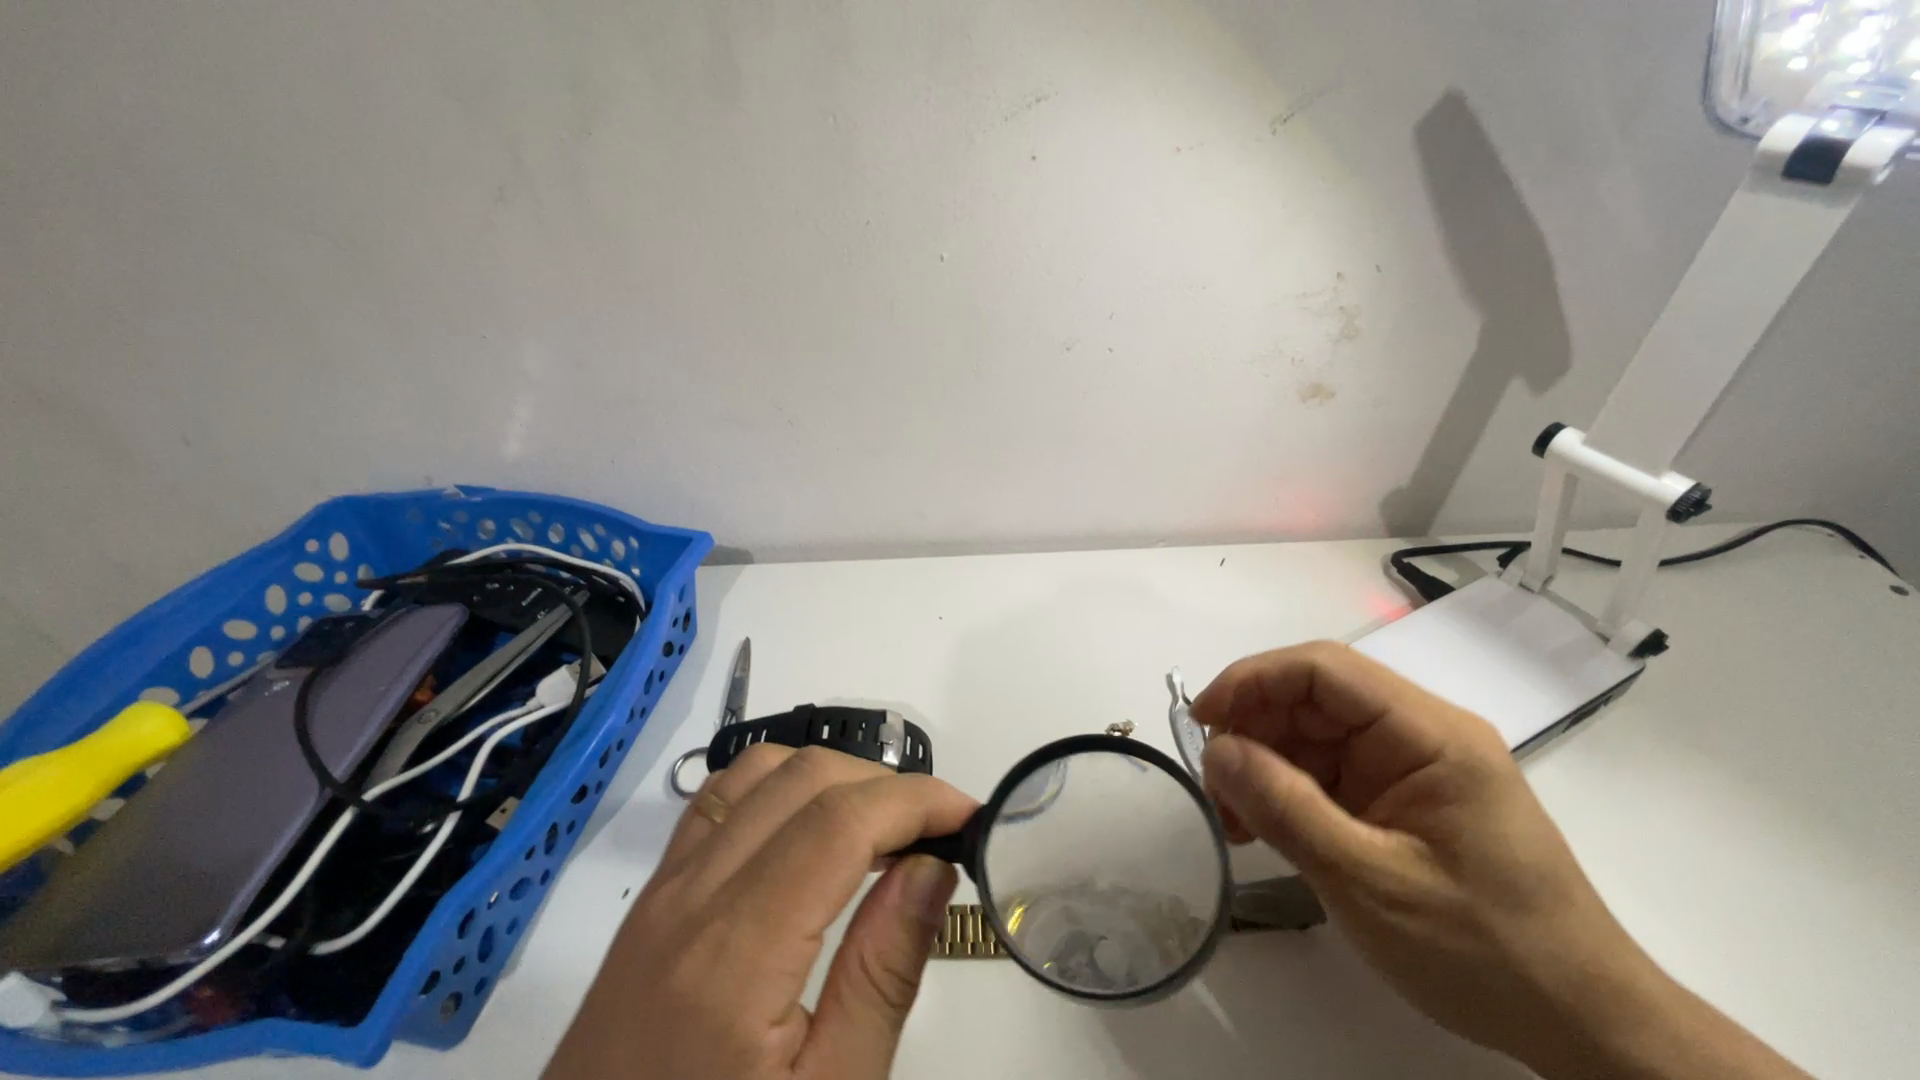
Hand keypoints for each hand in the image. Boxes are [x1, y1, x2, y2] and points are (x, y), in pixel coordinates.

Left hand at [544, 746, 974, 1079]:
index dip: (917, 801)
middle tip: (938, 835)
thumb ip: (882, 976)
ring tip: (885, 832)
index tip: (971, 818)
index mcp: (733, 956)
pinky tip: (815, 832)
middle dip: (886, 785)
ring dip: (835, 778)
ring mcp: (662, 890)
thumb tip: (932, 868)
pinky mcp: (652, 896)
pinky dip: (783, 786)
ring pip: (758, 771)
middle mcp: (689, 898)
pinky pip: (721, 799)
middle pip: (801, 778)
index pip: (838, 822)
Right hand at [1193, 642, 1810, 1079]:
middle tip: (1211, 788)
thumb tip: (1216, 748)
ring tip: (1231, 822)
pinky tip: (1261, 831)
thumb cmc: (1482, 949)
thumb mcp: (1368, 880)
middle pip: (1317, 700)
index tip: (1200, 721)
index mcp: (1431, 735)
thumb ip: (1287, 807)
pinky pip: (1332, 777)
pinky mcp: (1406, 803)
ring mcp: (1415, 770)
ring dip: (1265, 768)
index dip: (1253, 680)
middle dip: (1254, 731)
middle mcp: (1424, 736)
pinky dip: (1289, 796)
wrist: (1580, 1021)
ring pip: (1317, 738)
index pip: (1326, 669)